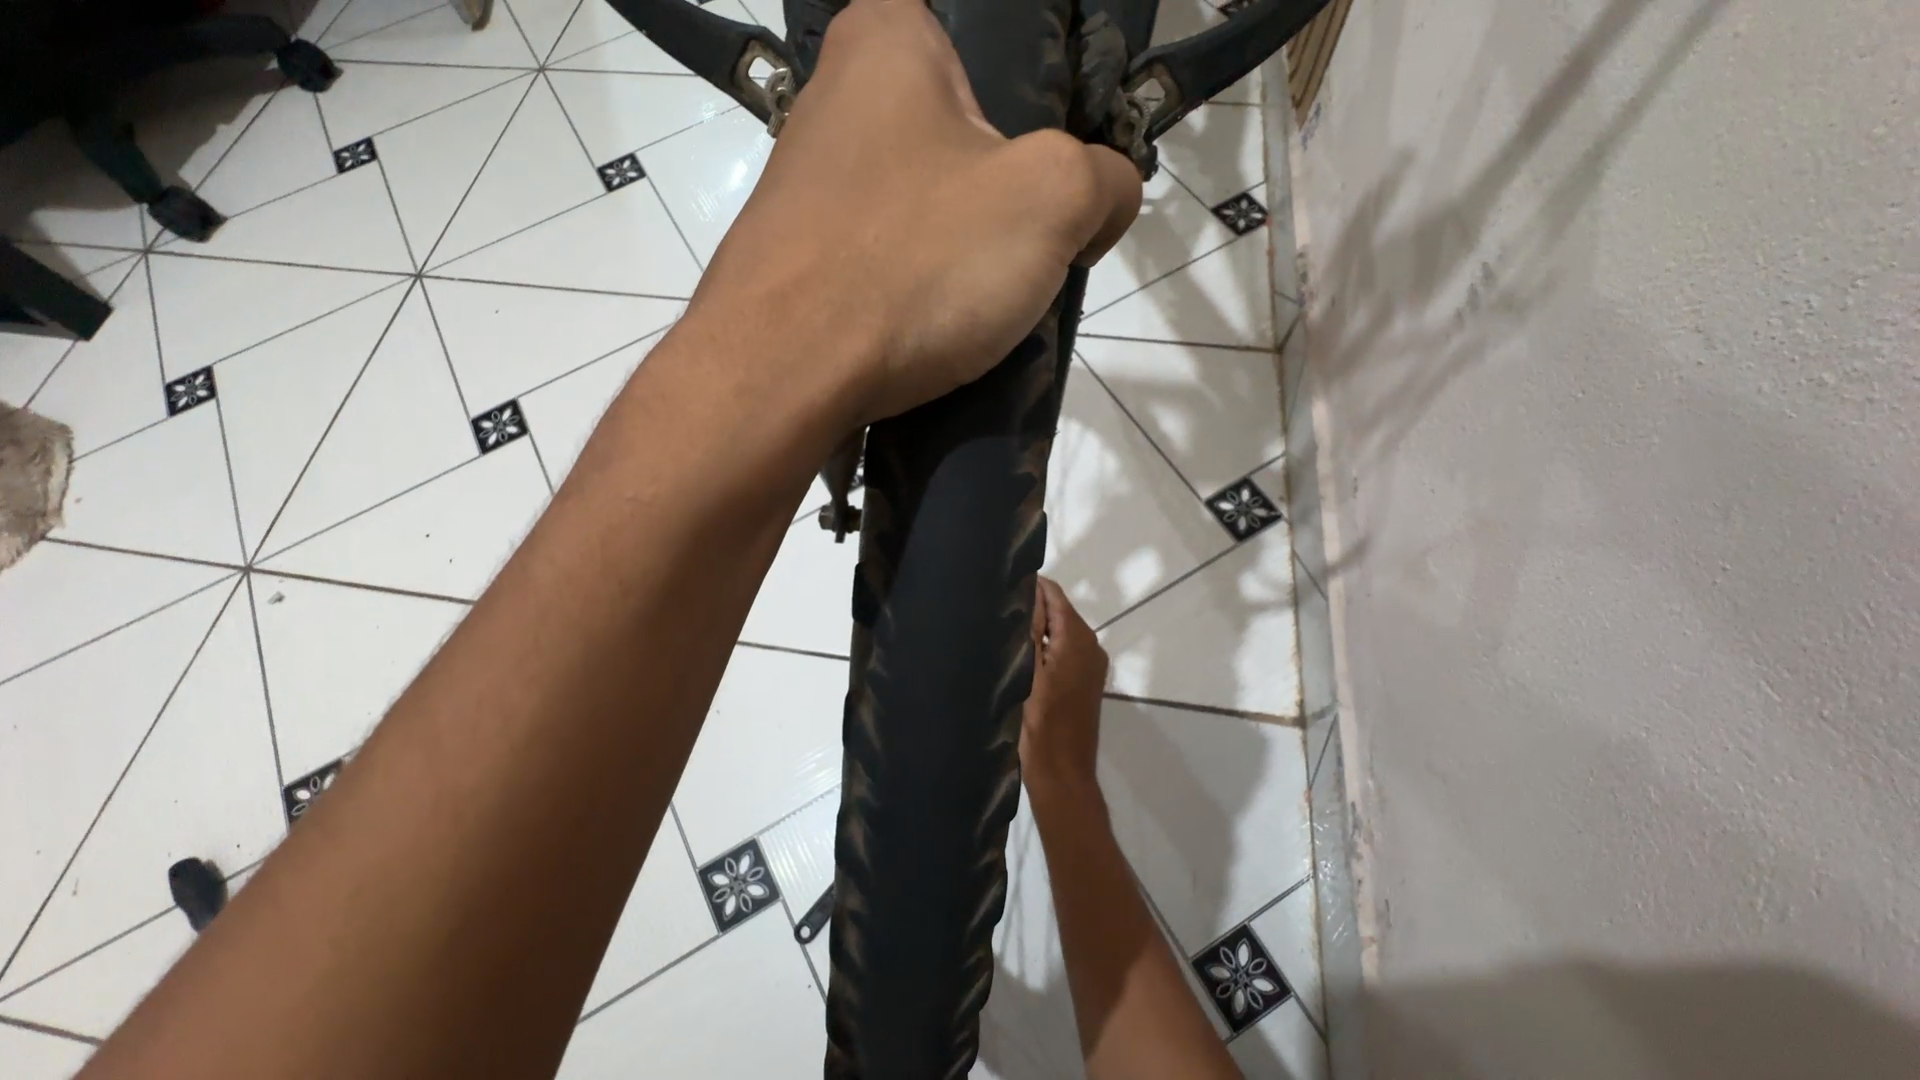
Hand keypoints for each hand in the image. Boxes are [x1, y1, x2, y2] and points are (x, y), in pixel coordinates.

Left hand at [687, 0, 1142, 425]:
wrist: (779, 379)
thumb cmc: (912, 263)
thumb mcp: (1052, 199)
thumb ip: (1106, 178)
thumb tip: (1103, 200)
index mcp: (888, 37)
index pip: (997, 40)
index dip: (1046, 105)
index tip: (1058, 172)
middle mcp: (836, 95)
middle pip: (969, 133)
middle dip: (1011, 193)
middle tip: (1036, 248)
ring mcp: (809, 183)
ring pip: (931, 204)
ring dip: (970, 253)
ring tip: (985, 303)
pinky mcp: (801, 255)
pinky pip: (892, 257)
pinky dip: (923, 289)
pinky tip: (938, 330)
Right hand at [1020, 577, 1110, 800]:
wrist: (1062, 774)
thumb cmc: (1041, 724)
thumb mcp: (1030, 673)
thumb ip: (1032, 630)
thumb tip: (1029, 592)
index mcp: (1077, 638)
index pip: (1053, 594)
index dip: (1029, 587)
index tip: (1000, 588)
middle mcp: (1090, 645)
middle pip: (1058, 612)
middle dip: (1030, 608)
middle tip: (994, 611)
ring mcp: (1089, 665)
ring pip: (1059, 632)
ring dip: (1035, 630)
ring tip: (1000, 632)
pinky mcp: (1083, 682)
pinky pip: (1062, 651)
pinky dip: (1043, 648)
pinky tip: (1017, 657)